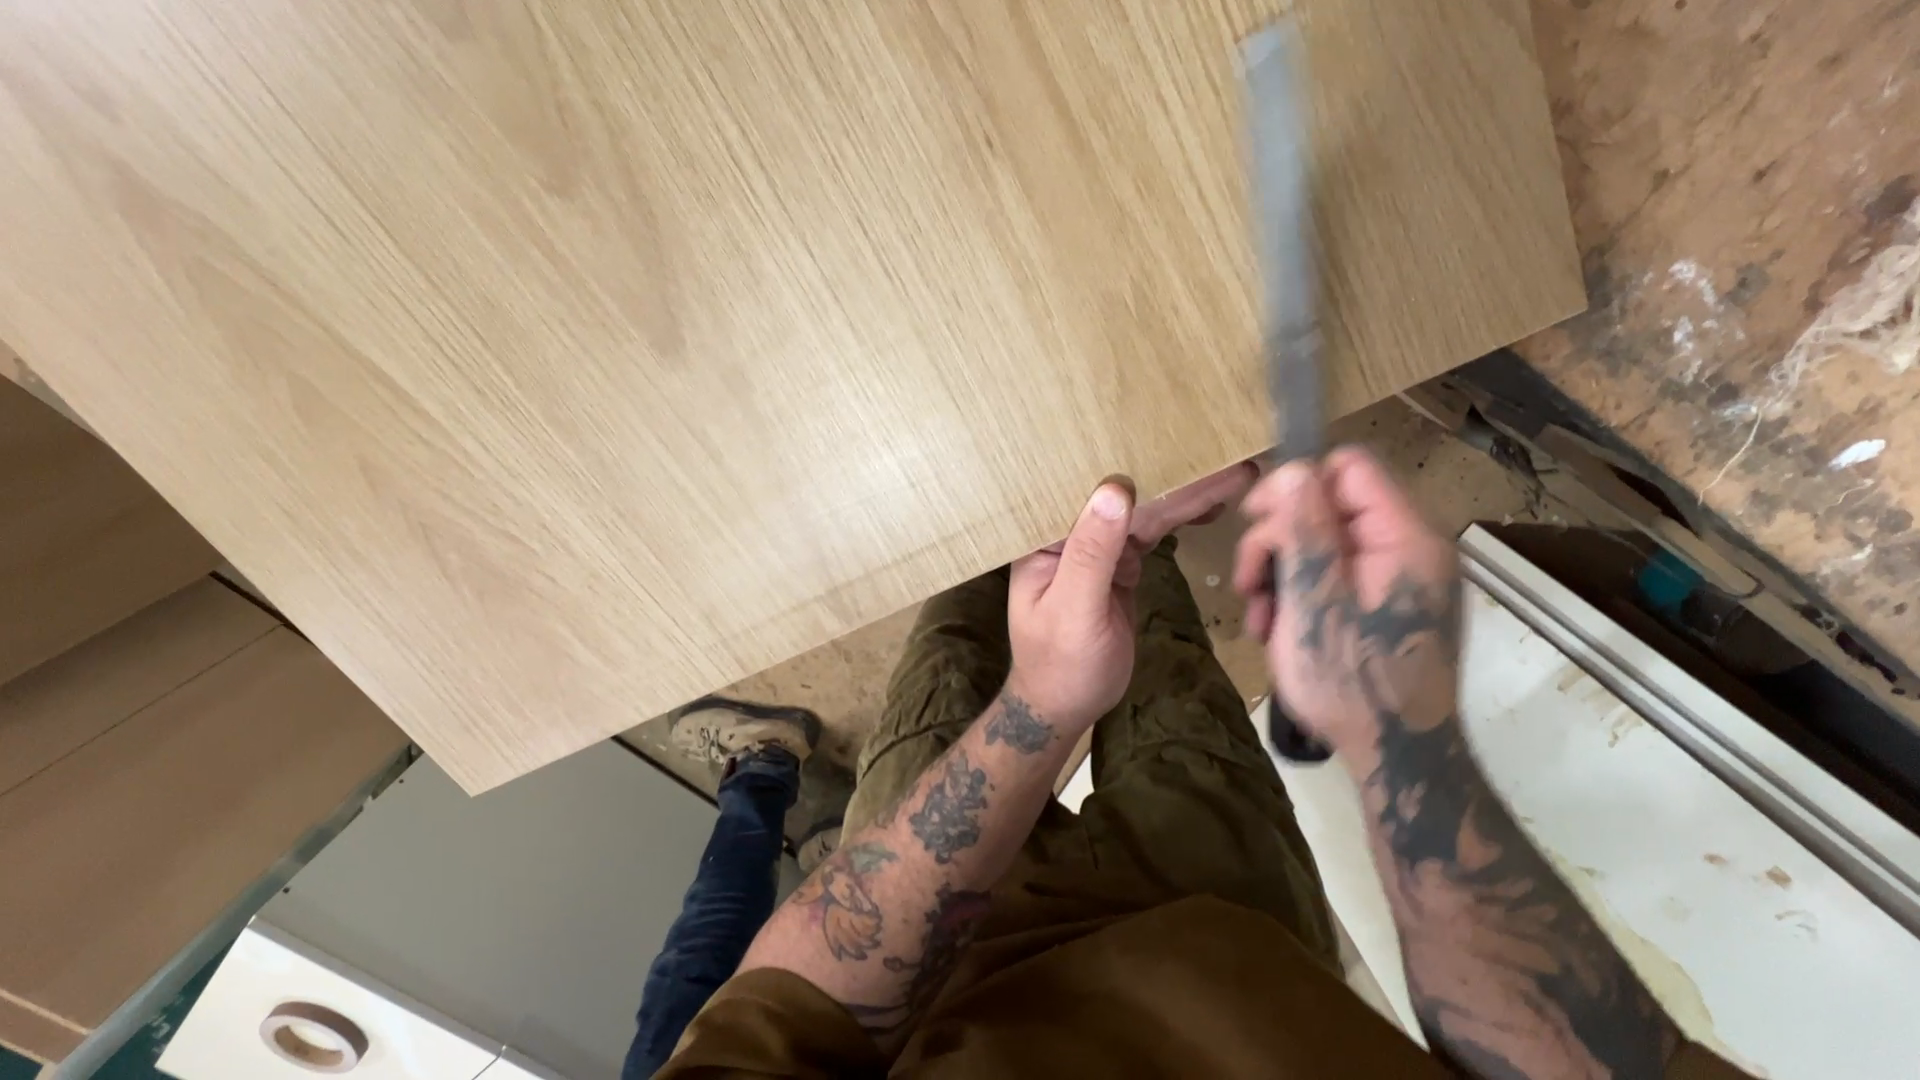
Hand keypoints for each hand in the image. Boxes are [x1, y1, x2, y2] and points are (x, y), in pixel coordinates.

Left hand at [1009, 463, 1255, 728]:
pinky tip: (1211, 504)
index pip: (1089, 490)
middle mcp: (1069, 533)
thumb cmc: (1060, 666)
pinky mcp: (1120, 564)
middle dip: (1175, 479)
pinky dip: (1181, 520)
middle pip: (1125, 498)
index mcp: (1044, 538)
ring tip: (1235, 471)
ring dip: (1187, 495)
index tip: (1178, 442)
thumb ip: (1093, 554)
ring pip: (1145, 514)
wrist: (1065, 706)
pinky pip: (1152, 534)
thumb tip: (1115, 490)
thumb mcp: (1074, 611)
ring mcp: (1097, 547)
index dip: (1133, 464)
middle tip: (1228, 456)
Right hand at [1232, 448, 1460, 756]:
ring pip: (1323, 543)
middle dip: (1278, 540)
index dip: (1295, 484)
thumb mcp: (1316, 600)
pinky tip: (1278, 630)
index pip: (1349, 468)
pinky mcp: (1385, 605)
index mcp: (1404, 537)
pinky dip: (1299, 595)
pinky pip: (1334, 576)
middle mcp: (1407, 549)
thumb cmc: (1353, 681)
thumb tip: (1293, 470)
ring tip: (1260, 619)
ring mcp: (1398, 579)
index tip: (1255, 521)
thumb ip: (1306, 530)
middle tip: (1247, 584)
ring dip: (1280, 574)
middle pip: (1328, 506)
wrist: (1397, 757)